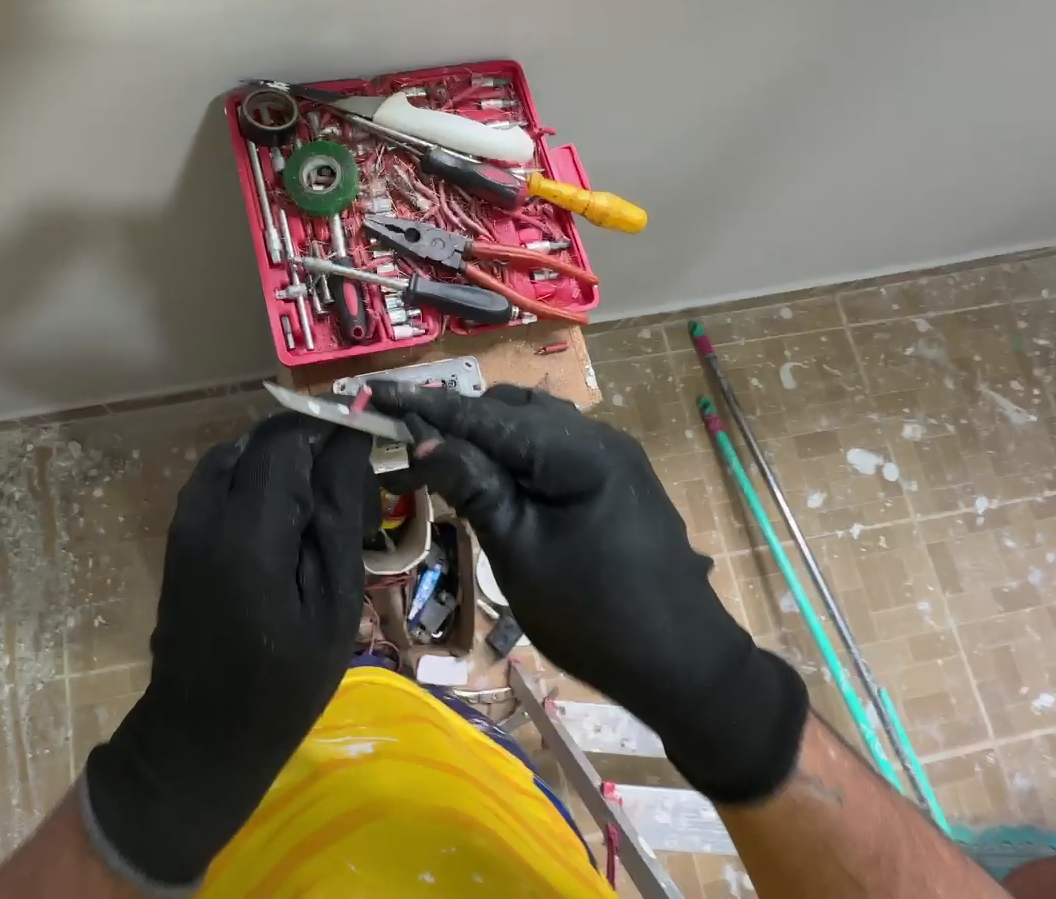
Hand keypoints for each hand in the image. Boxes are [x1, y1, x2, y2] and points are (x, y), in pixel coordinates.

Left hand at [81, 415, 374, 885]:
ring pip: (238, 455)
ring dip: (281, 464)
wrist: (203, 731)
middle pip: (262, 440)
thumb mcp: (334, 599)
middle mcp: (207, 510)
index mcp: (248, 527)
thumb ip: (338, 512)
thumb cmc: (285, 678)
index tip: (366, 446)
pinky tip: (281, 523)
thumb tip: (349, 440)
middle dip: (308, 447)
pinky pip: (219, 480)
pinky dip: (255, 482)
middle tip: (348, 488)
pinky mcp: (179, 534)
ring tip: (317, 509)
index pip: (288, 438)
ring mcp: (185, 520)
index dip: (329, 431)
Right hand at [371, 383, 807, 803]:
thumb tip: (424, 441)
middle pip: (509, 410)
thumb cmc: (593, 616)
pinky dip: (513, 454)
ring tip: (439, 461)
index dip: (426, 405)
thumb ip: (473, 487)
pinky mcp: (613, 476)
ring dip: (483, 437)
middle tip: (404, 445)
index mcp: (577, 452)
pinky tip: (490, 477)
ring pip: (530, 424)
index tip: (374, 391)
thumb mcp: (519, 553)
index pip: (485, 415)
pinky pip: (551, 447)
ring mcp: (611, 455)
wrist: (681, 664)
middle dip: (454, 422)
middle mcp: (598, 437)